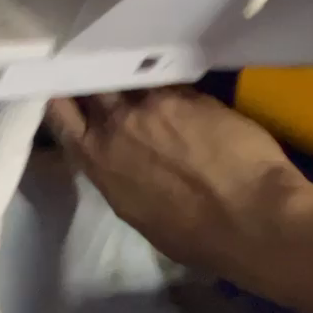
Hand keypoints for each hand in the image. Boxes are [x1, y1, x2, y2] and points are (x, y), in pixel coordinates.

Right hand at [45, 87, 312, 282]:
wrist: (255, 219)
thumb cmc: (193, 234)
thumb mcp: (133, 210)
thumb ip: (113, 171)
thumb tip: (114, 155)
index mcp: (95, 157)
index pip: (58, 110)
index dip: (60, 95)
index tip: (66, 90)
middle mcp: (115, 122)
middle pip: (91, 82)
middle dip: (95, 79)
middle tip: (104, 79)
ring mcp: (152, 103)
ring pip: (130, 77)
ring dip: (134, 82)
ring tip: (149, 91)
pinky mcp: (189, 93)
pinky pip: (169, 82)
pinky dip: (172, 89)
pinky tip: (185, 101)